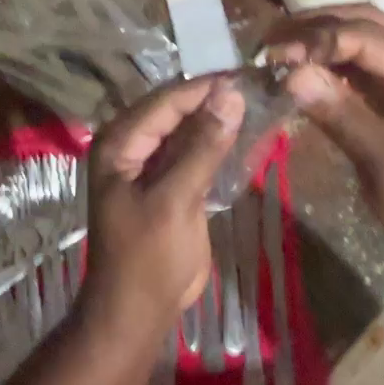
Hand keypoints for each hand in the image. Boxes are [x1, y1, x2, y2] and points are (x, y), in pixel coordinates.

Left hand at [80, 75, 244, 338]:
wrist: (138, 311)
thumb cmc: (147, 257)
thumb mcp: (174, 200)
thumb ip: (202, 147)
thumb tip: (231, 95)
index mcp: (120, 142)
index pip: (168, 100)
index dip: (207, 86)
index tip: (250, 73)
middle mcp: (133, 144)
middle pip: (179, 109)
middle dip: (216, 98)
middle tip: (262, 83)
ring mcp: (153, 163)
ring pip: (191, 129)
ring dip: (222, 118)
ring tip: (263, 99)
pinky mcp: (173, 183)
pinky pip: (198, 152)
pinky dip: (222, 144)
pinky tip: (252, 132)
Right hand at [268, 5, 383, 263]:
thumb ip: (343, 117)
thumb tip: (293, 75)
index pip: (368, 35)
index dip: (319, 39)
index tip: (276, 57)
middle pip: (366, 23)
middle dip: (316, 26)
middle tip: (269, 43)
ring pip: (363, 40)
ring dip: (321, 41)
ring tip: (278, 53)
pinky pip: (363, 68)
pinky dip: (331, 65)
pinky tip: (303, 75)